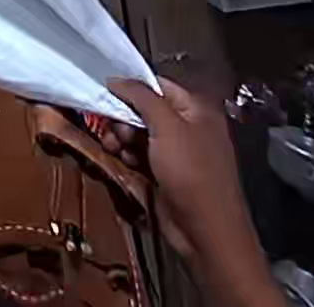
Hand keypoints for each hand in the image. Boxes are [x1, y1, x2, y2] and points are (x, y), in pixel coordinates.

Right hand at [104, 79, 281, 306]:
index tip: (106, 89)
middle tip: (111, 127)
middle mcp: (187, 127)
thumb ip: (140, 96)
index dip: (131, 85)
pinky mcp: (165, 173)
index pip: (157, 84)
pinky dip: (127, 154)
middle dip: (122, 115)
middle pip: (143, 108)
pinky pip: (139, 153)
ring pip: (137, 131)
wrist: (208, 236)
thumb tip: (115, 78)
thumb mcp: (167, 126)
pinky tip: (122, 160)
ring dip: (120, 136)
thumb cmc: (191, 173)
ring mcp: (176, 152)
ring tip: (113, 146)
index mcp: (195, 109)